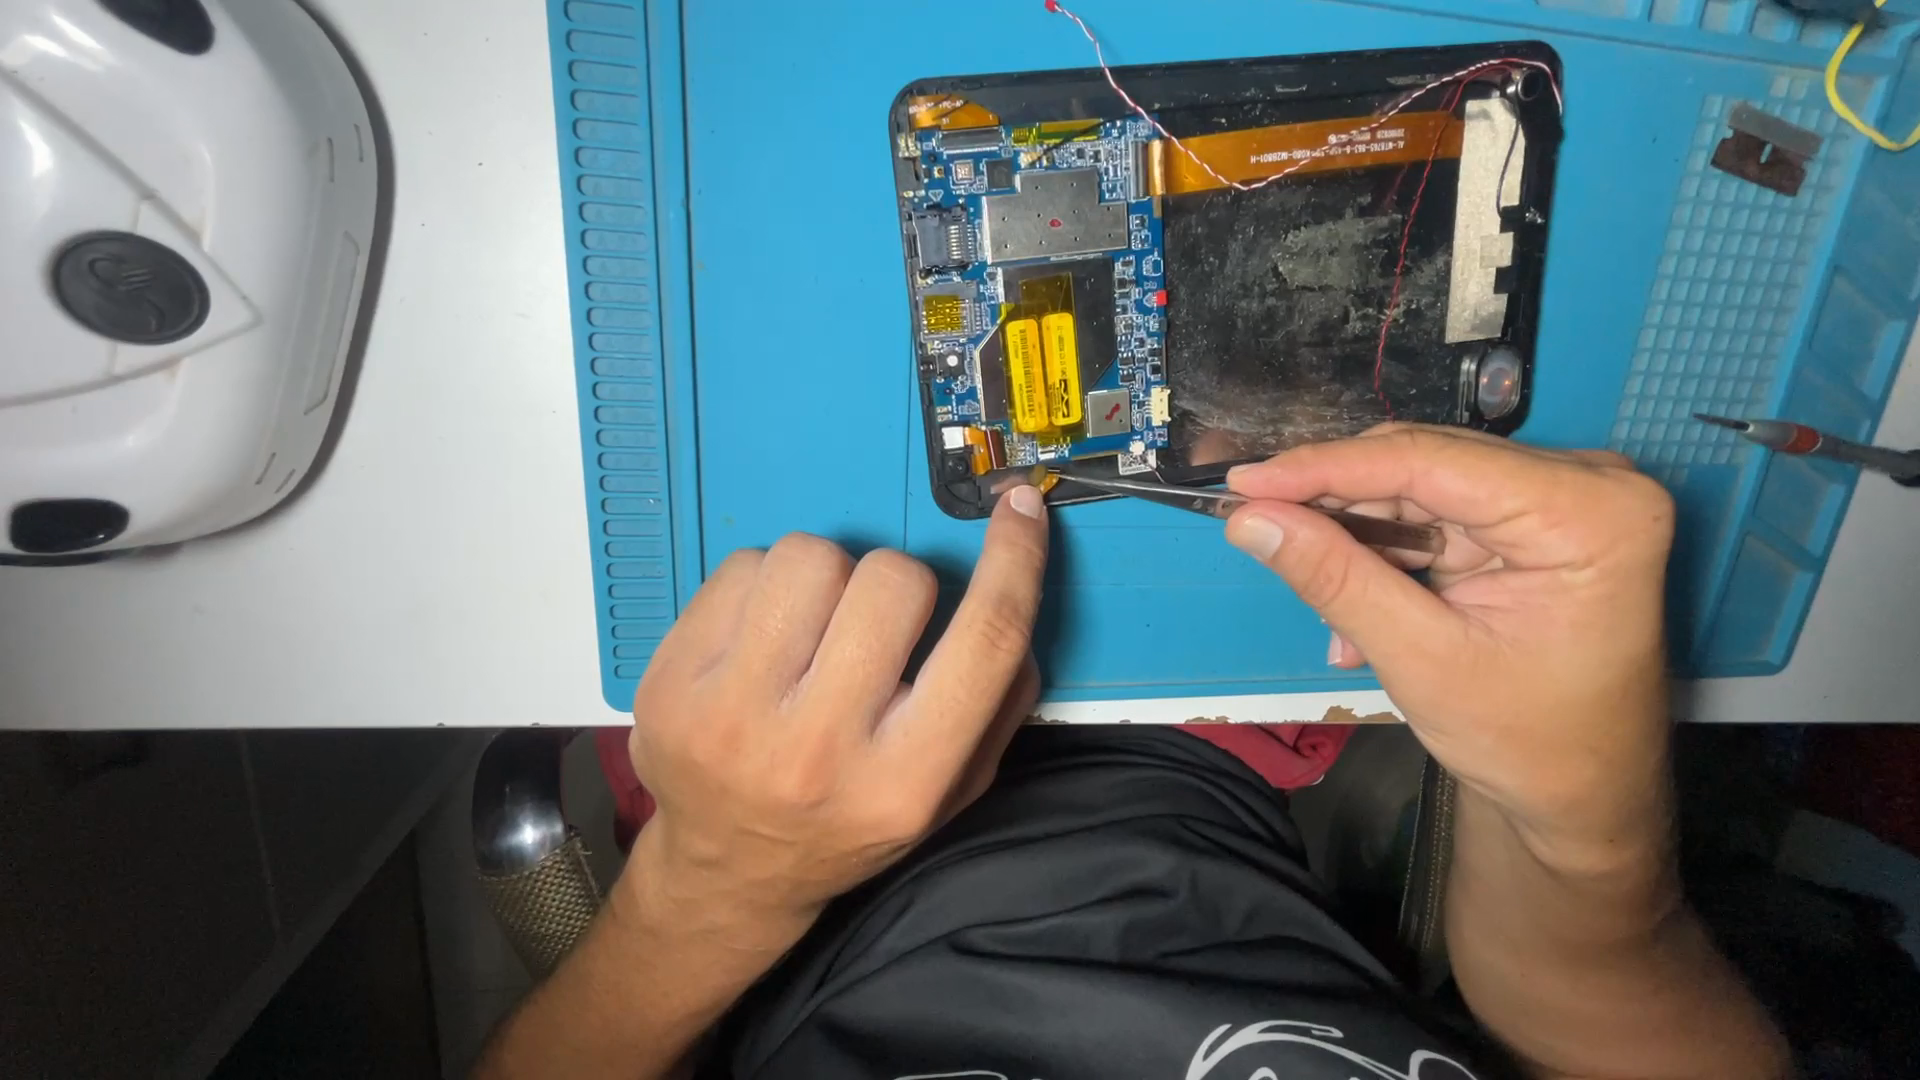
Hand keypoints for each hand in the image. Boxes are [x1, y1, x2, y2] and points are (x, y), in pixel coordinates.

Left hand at [622, 486, 1048, 937]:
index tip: (1021, 506)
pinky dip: (767, 583)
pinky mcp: (669, 682)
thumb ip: (999, 704)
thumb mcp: (950, 792)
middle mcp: (818, 749)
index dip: (1016, 560)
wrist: (730, 873)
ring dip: (829, 575)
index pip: (984, 642)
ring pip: (810, 555)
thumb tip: (1012, 590)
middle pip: (892, 580)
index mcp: (904, 780)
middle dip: (899, 583)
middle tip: (877, 625)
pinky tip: (762, 637)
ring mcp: (732, 714)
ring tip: (815, 628)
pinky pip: (743, 565)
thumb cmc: (852, 824)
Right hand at [1223, 425, 1675, 866]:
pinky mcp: (1521, 519)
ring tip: (1326, 607)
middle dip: (1333, 505)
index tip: (1242, 484)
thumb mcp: (1419, 660)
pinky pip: (1420, 513)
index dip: (1323, 468)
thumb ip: (1334, 579)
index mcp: (1585, 512)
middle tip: (1258, 533)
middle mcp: (1579, 483)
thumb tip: (1249, 520)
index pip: (1426, 461)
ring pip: (1408, 486)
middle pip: (1417, 464)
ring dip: (1350, 539)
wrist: (1580, 790)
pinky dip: (1373, 555)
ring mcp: (1551, 498)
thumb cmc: (1524, 739)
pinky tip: (1354, 608)